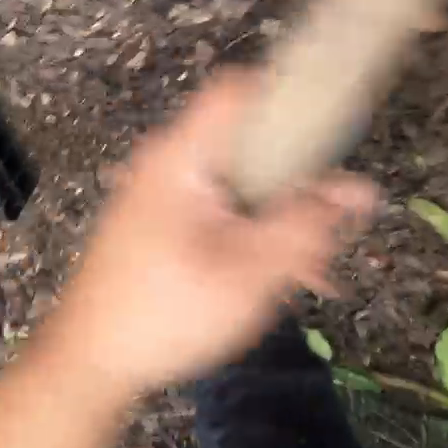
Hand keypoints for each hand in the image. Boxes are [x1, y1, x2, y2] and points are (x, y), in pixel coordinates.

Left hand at [44, 73, 379, 393]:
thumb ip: (306, 227)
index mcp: (182, 155)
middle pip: (246, 142)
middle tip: (327, 236)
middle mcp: (168, 159)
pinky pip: (217, 205)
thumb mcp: (248, 275)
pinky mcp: (159, 216)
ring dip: (277, 216)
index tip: (332, 132)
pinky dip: (249, 230)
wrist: (88, 358)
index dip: (286, 96)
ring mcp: (160, 188)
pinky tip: (274, 278)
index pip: (237, 89)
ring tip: (309, 275)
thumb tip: (359, 188)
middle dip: (295, 182)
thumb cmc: (166, 312)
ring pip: (237, 180)